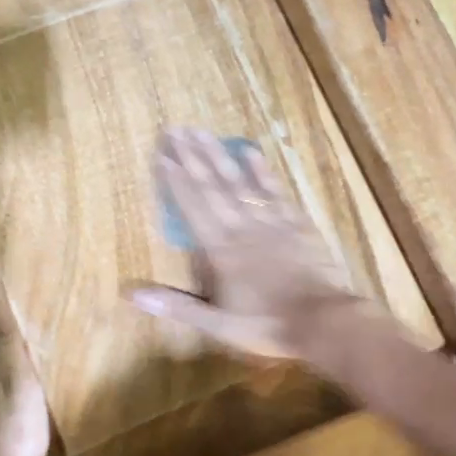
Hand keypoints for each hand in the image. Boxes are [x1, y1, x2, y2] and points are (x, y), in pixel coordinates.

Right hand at [126, 129, 366, 360]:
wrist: (324, 320)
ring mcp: (272, 221)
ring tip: (203, 131)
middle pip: (213, 186)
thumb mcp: (217, 323)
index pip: (193, 207)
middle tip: (176, 129)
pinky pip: (275, 190)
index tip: (162, 154)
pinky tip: (250, 151)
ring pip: (241, 181)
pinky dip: (262, 170)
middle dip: (193, 157)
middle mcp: (242, 227)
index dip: (176, 180)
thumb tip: (131, 294)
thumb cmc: (267, 325)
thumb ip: (176, 305)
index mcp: (220, 250)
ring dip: (220, 155)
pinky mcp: (298, 223)